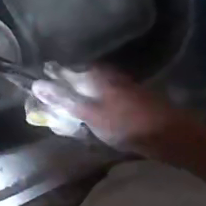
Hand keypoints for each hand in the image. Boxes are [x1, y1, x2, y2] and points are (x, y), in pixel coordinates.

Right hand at [29, 66, 193, 150]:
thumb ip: (64, 99)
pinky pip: (102, 101)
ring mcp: (120, 88)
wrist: (169, 136)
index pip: (65, 69)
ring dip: (78, 102)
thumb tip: (36, 83)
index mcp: (97, 73)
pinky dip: (92, 109)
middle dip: (63, 92)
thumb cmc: (126, 124)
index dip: (50, 80)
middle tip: (48, 110)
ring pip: (90, 91)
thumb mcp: (90, 113)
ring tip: (65, 119)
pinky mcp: (128, 102)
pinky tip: (89, 122)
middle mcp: (108, 75)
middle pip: (78, 80)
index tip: (36, 93)